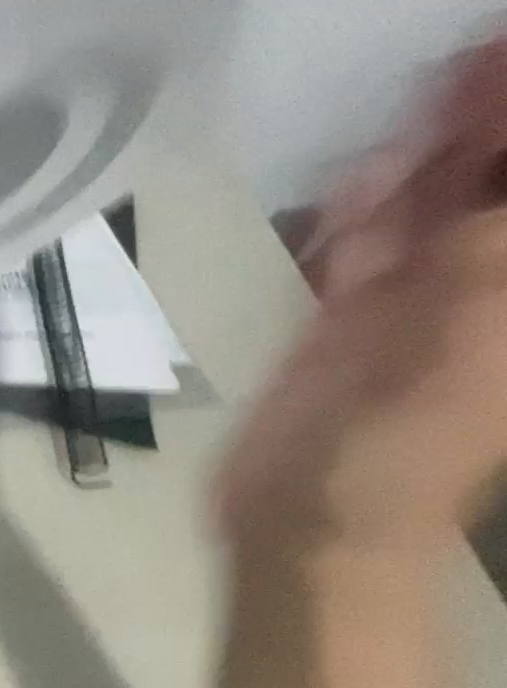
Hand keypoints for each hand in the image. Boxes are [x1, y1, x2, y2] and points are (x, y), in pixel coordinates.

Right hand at [215, 42, 506, 556]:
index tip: (497, 61)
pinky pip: (357, 255)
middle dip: (481, 132)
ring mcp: (408, 305)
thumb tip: (481, 152)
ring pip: (424, 212)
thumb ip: (483, 251)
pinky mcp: (340, 326)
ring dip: (417, 167)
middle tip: (466, 64)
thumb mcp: (469, 340)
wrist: (307, 520)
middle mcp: (480, 287)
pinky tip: (355, 188)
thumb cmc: (401, 449)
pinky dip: (355, 221)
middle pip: (489, 190)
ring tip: (415, 116)